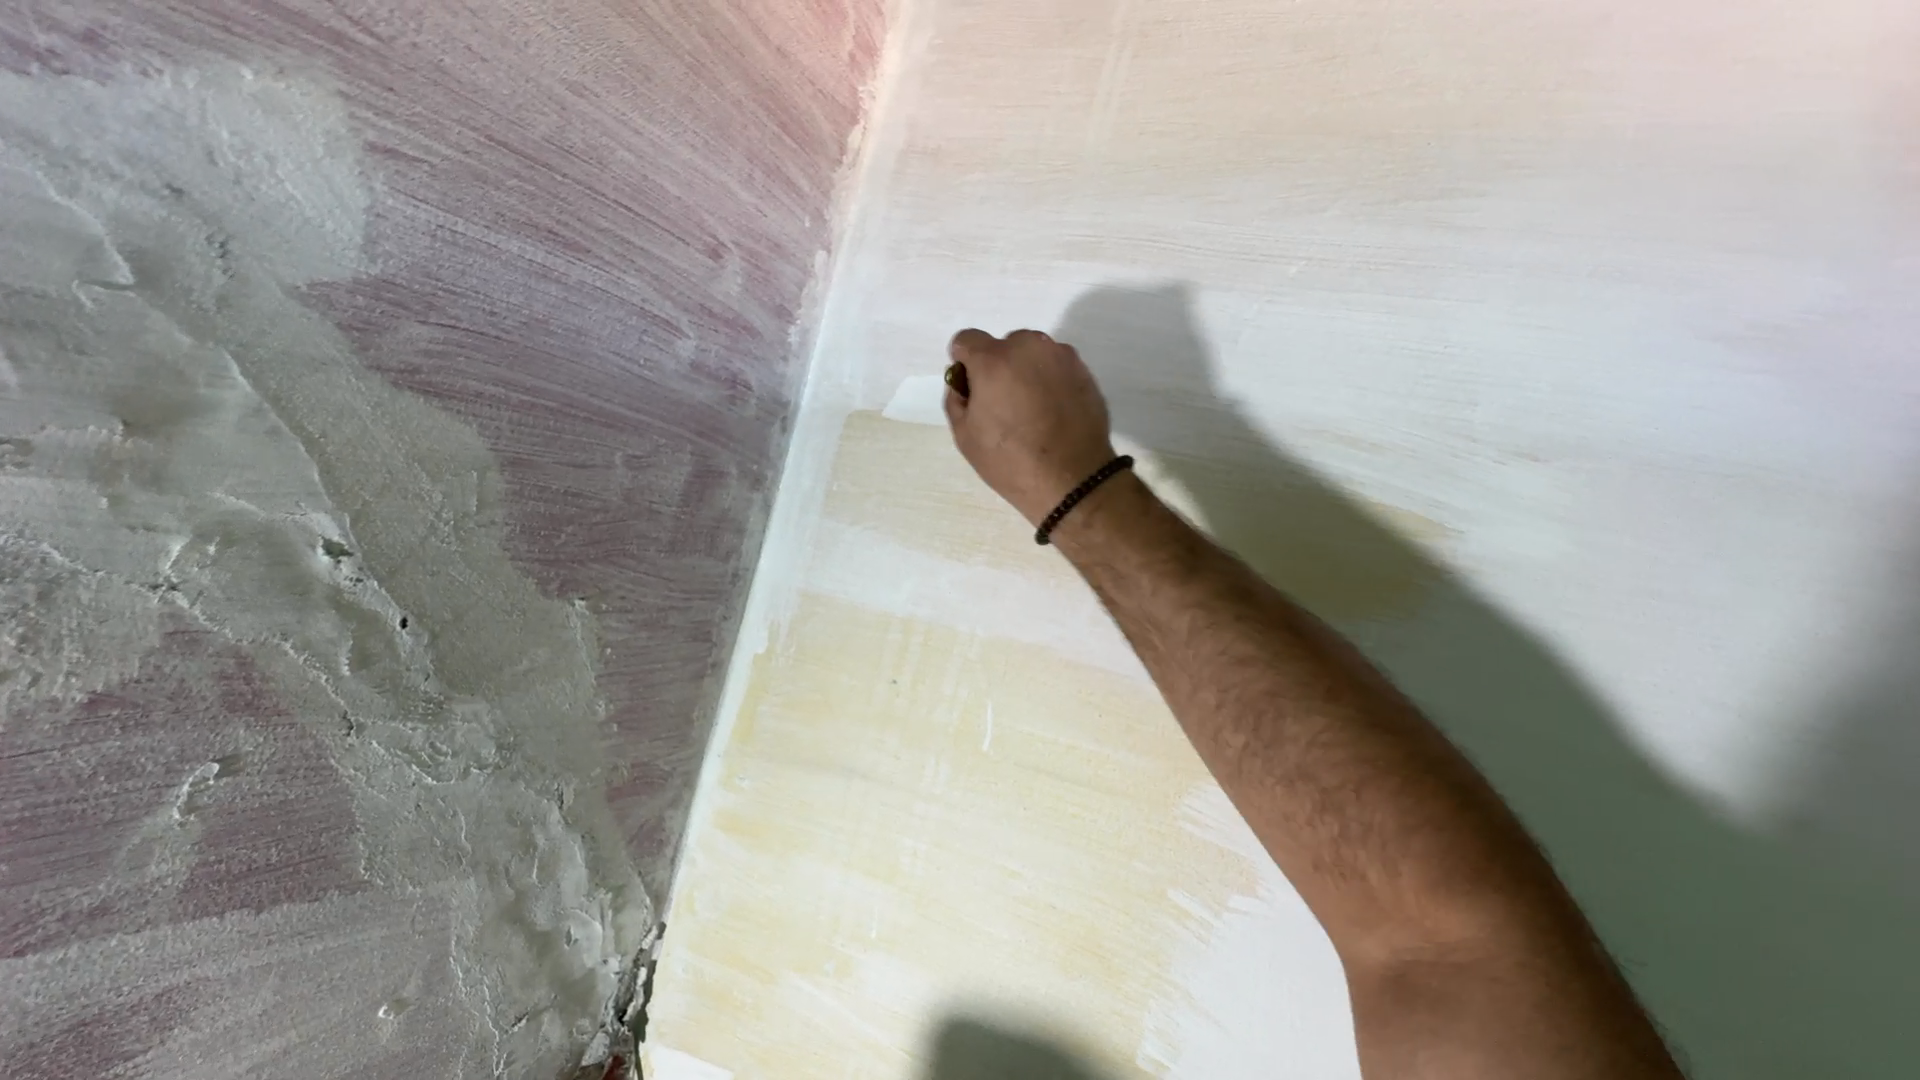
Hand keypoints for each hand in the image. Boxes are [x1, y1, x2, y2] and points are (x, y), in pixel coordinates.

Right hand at [944, 328, 1117, 526]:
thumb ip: (956, 398)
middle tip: (1003, 404)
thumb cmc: (1011, 461)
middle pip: (1003, 345)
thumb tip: (963, 381)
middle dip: (998, 367)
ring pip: (1032, 354)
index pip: (967, 340)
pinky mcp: (1084, 370)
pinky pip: (1056, 367)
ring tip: (1031, 410)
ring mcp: (1061, 356)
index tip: (972, 388)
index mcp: (993, 360)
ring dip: (1026, 371)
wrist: (1072, 480)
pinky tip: (1053, 412)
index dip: (964, 363)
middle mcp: (1028, 347)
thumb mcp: (965, 436)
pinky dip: (1050, 381)